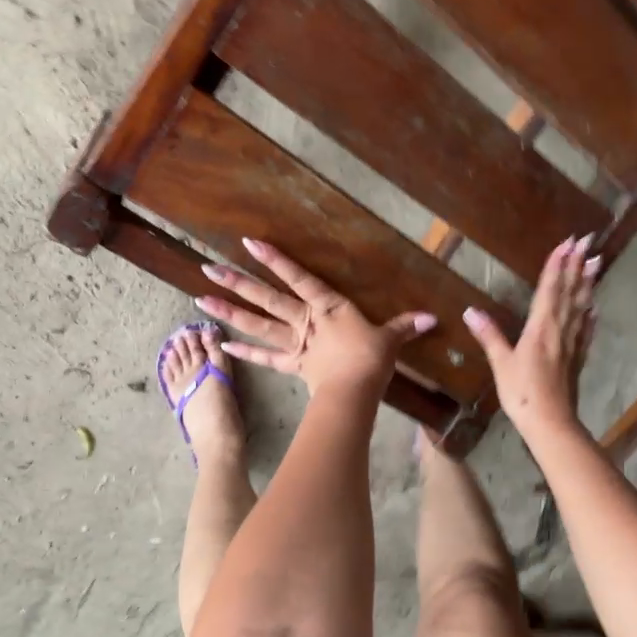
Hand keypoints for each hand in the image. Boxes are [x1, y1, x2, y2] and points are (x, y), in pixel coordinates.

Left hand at [195, 238, 436, 396]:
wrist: (355, 393)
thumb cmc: (371, 360)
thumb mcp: (391, 339)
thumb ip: (405, 326)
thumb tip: (434, 318)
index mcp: (328, 306)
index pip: (298, 277)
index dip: (274, 259)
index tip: (247, 242)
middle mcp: (306, 320)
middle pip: (267, 298)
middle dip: (237, 282)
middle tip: (208, 268)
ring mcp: (296, 344)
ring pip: (258, 324)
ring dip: (231, 311)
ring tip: (202, 299)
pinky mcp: (293, 366)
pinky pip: (266, 358)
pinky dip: (246, 352)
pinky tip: (224, 345)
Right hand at [462, 235, 599, 433]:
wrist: (551, 423)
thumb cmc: (522, 393)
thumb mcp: (501, 363)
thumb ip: (489, 336)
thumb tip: (470, 311)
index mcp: (540, 328)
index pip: (550, 289)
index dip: (557, 265)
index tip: (567, 242)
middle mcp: (560, 330)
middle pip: (569, 292)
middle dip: (576, 265)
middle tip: (587, 242)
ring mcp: (572, 345)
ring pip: (581, 307)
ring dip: (587, 284)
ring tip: (596, 263)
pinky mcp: (578, 359)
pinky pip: (586, 332)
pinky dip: (590, 316)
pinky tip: (594, 308)